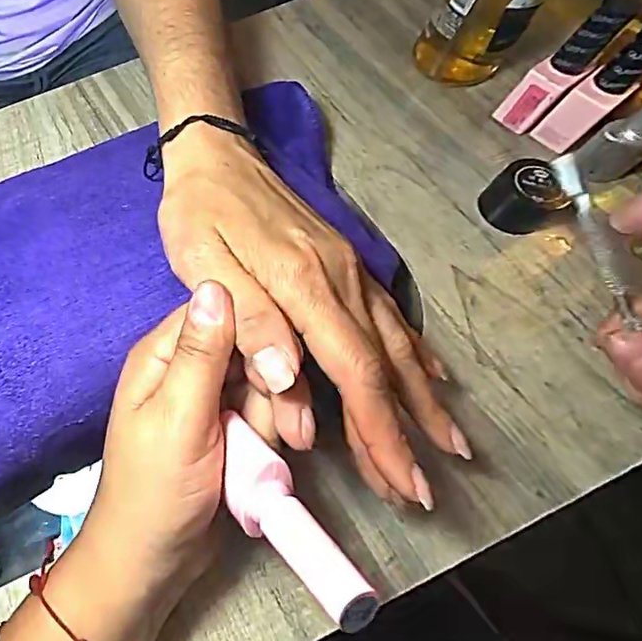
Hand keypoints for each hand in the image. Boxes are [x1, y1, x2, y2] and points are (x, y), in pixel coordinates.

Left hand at [73, 282, 237, 622]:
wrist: (155, 560)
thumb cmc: (156, 489)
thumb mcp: (179, 416)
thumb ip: (200, 353)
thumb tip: (214, 280)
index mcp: (162, 352)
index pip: (220, 311)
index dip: (257, 335)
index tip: (277, 375)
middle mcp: (184, 366)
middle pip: (249, 349)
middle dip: (268, 390)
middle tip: (259, 431)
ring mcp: (206, 398)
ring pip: (263, 384)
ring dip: (269, 421)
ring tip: (251, 456)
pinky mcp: (226, 427)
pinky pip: (263, 415)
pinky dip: (268, 438)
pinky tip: (260, 464)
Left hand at [157, 126, 463, 507]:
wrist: (213, 153)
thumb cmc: (197, 210)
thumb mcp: (203, 261)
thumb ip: (247, 316)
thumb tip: (287, 376)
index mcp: (300, 282)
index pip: (351, 369)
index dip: (377, 429)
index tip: (400, 479)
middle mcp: (336, 276)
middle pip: (380, 363)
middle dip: (402, 430)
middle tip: (422, 487)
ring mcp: (343, 265)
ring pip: (392, 341)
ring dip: (418, 397)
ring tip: (444, 443)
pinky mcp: (338, 258)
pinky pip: (386, 312)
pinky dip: (410, 350)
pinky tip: (426, 373)